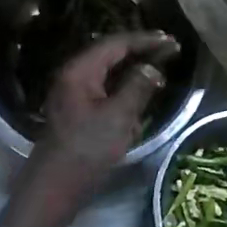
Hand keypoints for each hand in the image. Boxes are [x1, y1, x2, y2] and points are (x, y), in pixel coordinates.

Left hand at [30, 32, 179, 199]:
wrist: (55, 187)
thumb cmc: (87, 150)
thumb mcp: (118, 117)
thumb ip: (137, 87)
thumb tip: (153, 67)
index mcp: (79, 70)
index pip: (115, 43)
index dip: (145, 40)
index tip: (171, 40)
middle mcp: (73, 74)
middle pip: (110, 53)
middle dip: (140, 50)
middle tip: (170, 49)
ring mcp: (73, 91)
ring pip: (108, 70)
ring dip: (133, 66)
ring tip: (160, 64)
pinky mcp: (78, 108)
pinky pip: (104, 86)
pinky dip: (124, 84)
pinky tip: (141, 89)